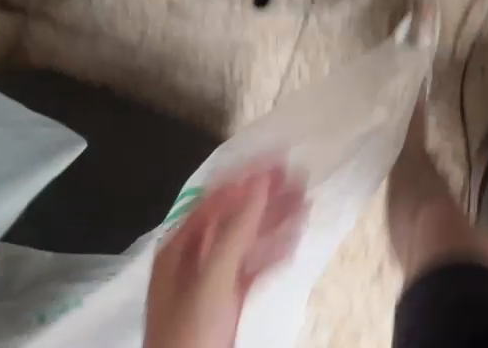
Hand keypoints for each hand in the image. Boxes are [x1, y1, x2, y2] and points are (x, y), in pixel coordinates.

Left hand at [145, 161, 306, 347]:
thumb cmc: (190, 333)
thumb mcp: (212, 278)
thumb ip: (236, 229)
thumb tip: (259, 182)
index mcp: (180, 245)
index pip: (216, 196)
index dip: (248, 175)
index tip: (280, 158)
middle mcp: (195, 256)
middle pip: (235, 214)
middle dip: (267, 195)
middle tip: (301, 175)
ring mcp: (212, 280)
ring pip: (248, 239)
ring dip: (276, 219)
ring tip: (306, 200)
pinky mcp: (229, 300)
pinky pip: (254, 266)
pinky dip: (274, 251)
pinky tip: (296, 239)